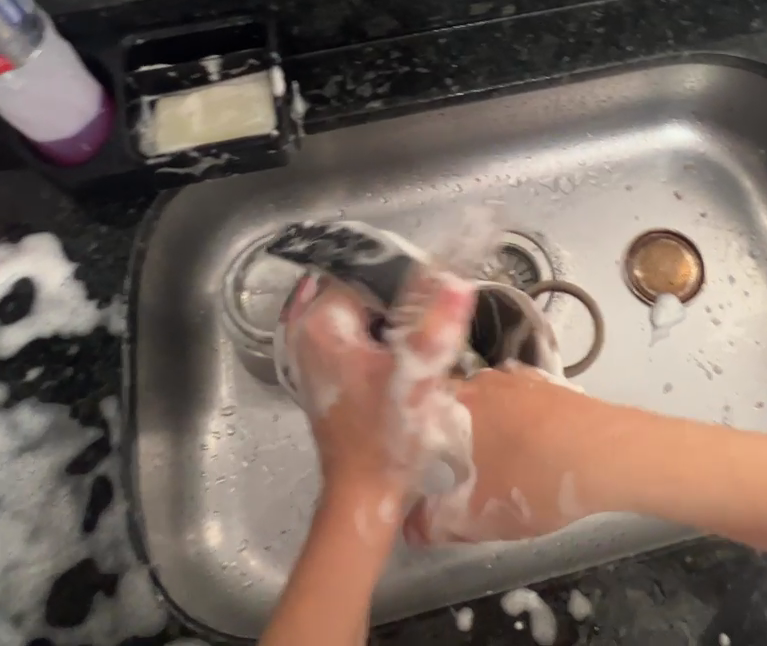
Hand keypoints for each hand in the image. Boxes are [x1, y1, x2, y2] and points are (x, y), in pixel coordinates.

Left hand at [277, 270, 475, 514]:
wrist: (365, 494)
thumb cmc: (385, 439)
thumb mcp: (417, 377)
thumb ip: (436, 325)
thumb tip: (456, 279)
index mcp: (322, 323)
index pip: (370, 271)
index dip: (408, 279)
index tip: (439, 295)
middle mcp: (310, 330)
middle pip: (369, 289)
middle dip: (404, 300)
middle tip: (437, 318)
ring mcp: (317, 351)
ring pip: (368, 311)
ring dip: (399, 319)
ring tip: (425, 340)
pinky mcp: (331, 369)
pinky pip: (364, 332)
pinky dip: (388, 337)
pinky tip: (410, 357)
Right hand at [404, 364, 610, 544]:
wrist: (607, 453)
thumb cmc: (533, 480)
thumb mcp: (479, 516)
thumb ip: (437, 522)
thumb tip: (411, 527)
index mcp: (459, 401)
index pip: (422, 409)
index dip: (418, 436)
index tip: (421, 460)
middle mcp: (487, 379)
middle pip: (459, 402)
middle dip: (456, 432)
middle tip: (459, 467)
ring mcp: (523, 378)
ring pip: (494, 400)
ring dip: (492, 425)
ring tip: (498, 460)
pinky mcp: (554, 384)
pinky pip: (525, 402)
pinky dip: (524, 421)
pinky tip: (534, 448)